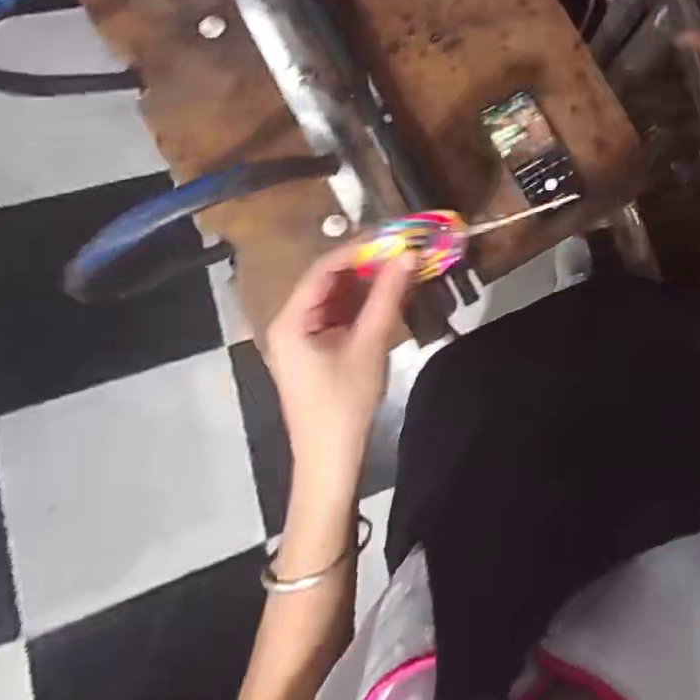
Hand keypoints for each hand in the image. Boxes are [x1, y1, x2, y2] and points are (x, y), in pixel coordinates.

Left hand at [261, 245, 417, 481]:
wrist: (331, 460)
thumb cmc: (344, 403)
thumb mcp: (370, 345)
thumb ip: (388, 296)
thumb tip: (409, 255)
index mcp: (291, 319)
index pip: (324, 269)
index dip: (360, 250)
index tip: (395, 238)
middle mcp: (290, 323)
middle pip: (329, 281)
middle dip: (367, 266)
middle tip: (404, 253)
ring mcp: (302, 338)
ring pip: (337, 298)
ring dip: (368, 285)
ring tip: (402, 271)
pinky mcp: (317, 351)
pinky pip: (340, 316)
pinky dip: (363, 306)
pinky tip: (389, 298)